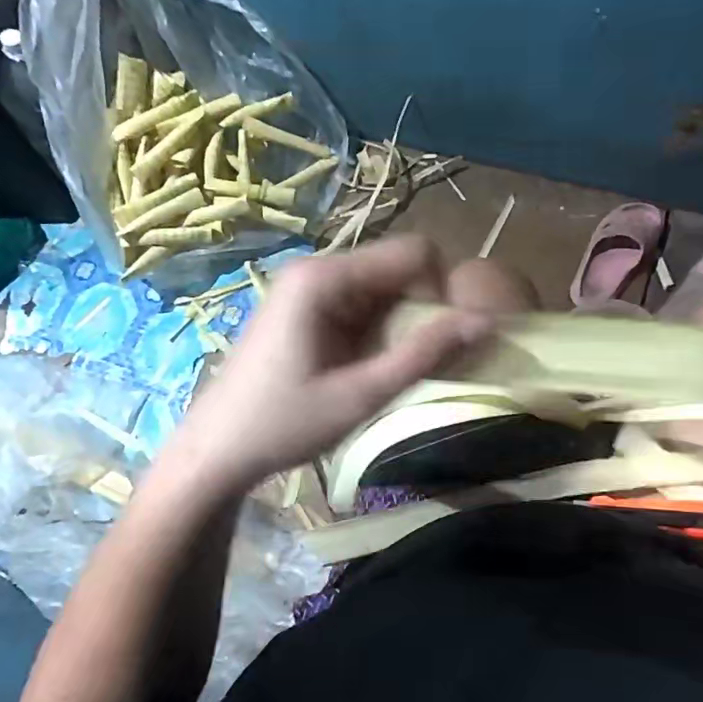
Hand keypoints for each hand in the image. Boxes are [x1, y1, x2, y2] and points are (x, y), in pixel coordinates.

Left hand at [167, 237, 488, 490]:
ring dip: (399, 327)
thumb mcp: (360, 395)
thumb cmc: (283, 424)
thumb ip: (423, 355)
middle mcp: (315, 269)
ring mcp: (306, 290)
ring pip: (381, 291)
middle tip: (417, 365)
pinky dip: (376, 334)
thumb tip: (485, 321)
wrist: (217, 449)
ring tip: (388, 373)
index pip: (414, 253)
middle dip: (421, 311)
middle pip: (397, 269)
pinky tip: (366, 371)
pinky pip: (358, 307)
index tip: (438, 343)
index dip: (440, 292)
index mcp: (325, 277)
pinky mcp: (304, 311)